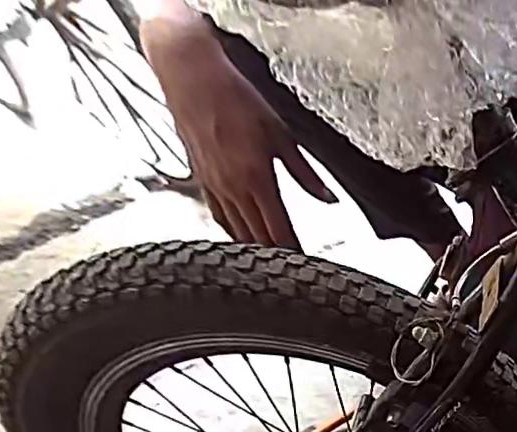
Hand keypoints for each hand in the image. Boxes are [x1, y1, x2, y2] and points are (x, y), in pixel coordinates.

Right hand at [139, 1, 335, 245]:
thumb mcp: (280, 134)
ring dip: (256, 252)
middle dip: (278, 259)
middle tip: (294, 275)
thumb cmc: (234, 97)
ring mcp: (215, 186)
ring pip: (238, 233)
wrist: (187, 71)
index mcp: (257, 179)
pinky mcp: (201, 179)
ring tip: (273, 269)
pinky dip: (234, 234)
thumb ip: (305, 173)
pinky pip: (220, 217)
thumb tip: (328, 198)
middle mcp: (234, 188)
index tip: (308, 267)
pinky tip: (244, 243)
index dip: (295, 253)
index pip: (281, 230)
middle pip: (260, 238)